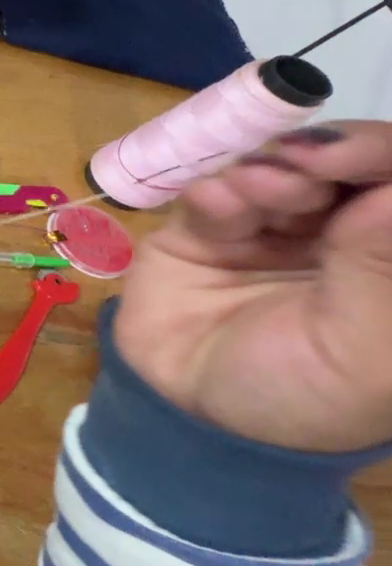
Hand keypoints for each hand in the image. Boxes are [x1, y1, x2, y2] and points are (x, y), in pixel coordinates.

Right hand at [116, 121, 391, 452]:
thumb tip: (391, 195)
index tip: (351, 160)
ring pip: (285, 171)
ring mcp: (276, 230)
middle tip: (302, 159)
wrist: (193, 413)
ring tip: (248, 191)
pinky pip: (214, 194)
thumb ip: (379, 274)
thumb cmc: (303, 396)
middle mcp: (350, 237)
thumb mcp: (362, 352)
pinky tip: (213, 203)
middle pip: (356, 169)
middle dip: (335, 152)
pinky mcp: (204, 231)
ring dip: (270, 170)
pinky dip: (214, 190)